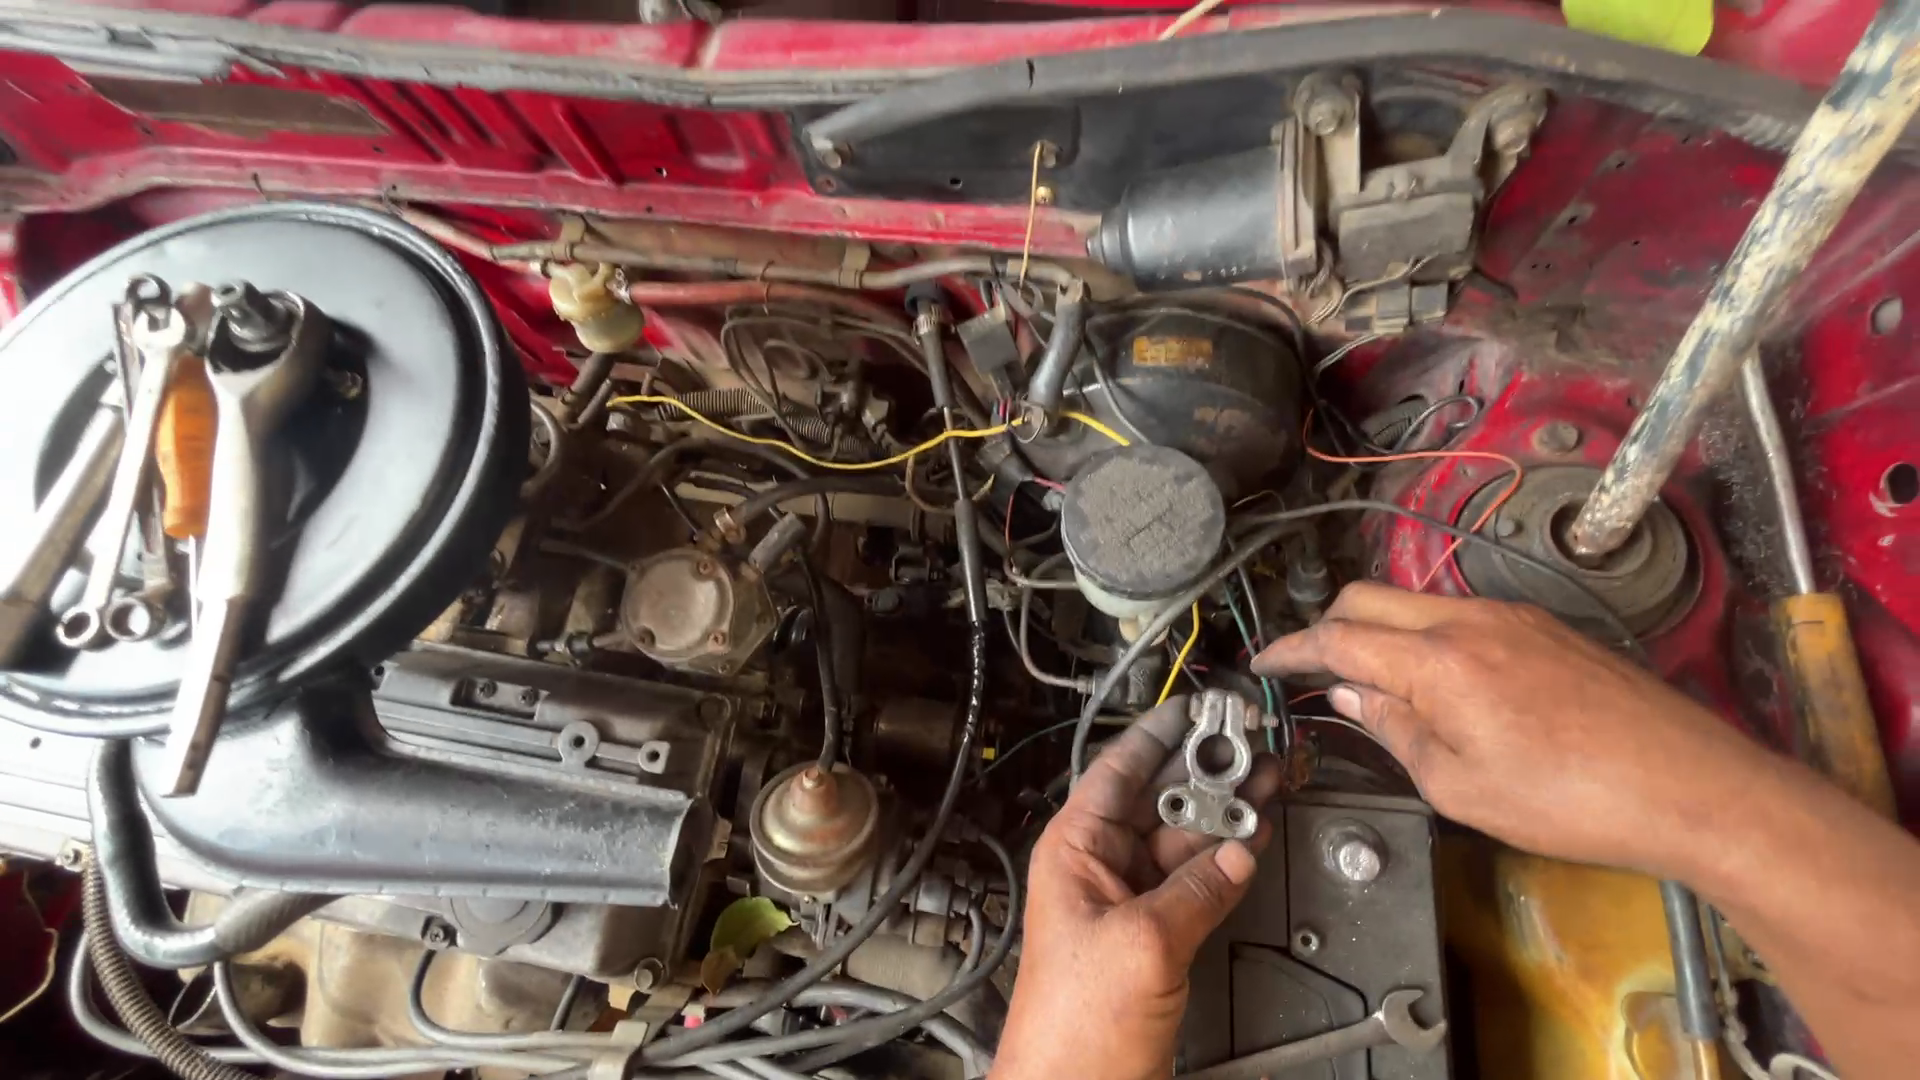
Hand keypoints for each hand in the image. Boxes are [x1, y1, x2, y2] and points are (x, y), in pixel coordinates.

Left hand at [991, 699, 1281, 1079]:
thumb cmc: (1077, 1021)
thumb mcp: (1144, 944)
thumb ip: (1196, 891)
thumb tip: (1238, 855)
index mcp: (1076, 845)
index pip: (1119, 769)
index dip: (1158, 735)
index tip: (1194, 709)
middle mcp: (1099, 860)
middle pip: (1157, 798)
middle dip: (1204, 771)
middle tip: (1248, 743)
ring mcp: (1127, 893)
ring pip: (1180, 836)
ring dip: (1222, 812)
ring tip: (1265, 779)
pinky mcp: (1152, 926)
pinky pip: (1191, 877)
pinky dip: (1222, 859)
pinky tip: (1252, 836)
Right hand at [1251, 582, 1774, 877]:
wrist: (1701, 792)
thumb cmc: (1570, 801)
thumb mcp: (1457, 785)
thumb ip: (1391, 729)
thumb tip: (1349, 695)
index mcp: (1437, 663)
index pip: (1337, 639)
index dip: (1290, 649)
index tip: (1263, 662)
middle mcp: (1467, 621)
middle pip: (1364, 597)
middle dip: (1325, 625)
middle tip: (1311, 666)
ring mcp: (1508, 616)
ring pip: (1410, 599)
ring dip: (1376, 626)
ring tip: (1374, 676)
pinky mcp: (1542, 625)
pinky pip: (1455, 610)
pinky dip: (1421, 632)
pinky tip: (1437, 675)